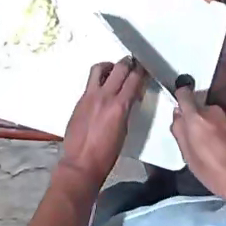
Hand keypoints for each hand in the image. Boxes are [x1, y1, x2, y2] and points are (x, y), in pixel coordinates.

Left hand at [58, 59, 146, 187]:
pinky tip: (103, 87)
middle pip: (119, 68)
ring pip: (99, 69)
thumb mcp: (124, 129)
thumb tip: (128, 99)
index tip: (145, 67)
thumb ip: (126, 109)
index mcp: (120, 106)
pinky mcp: (80, 101)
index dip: (141, 71)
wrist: (81, 162)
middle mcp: (105, 96)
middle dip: (128, 63)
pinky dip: (99, 79)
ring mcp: (90, 96)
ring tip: (115, 70)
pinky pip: (90, 82)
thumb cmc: (107, 153)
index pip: (134, 79)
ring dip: (110, 66)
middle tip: (133, 62)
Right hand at [171, 87, 225, 216]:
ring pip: (215, 116)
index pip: (184, 94)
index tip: (180, 113)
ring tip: (213, 148)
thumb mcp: (189, 157)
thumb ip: (180, 132)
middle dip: (197, 121)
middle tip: (196, 141)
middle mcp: (215, 111)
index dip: (180, 100)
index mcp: (198, 117)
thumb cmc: (215, 173)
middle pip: (200, 108)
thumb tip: (178, 116)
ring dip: (212, 126)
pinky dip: (224, 132)